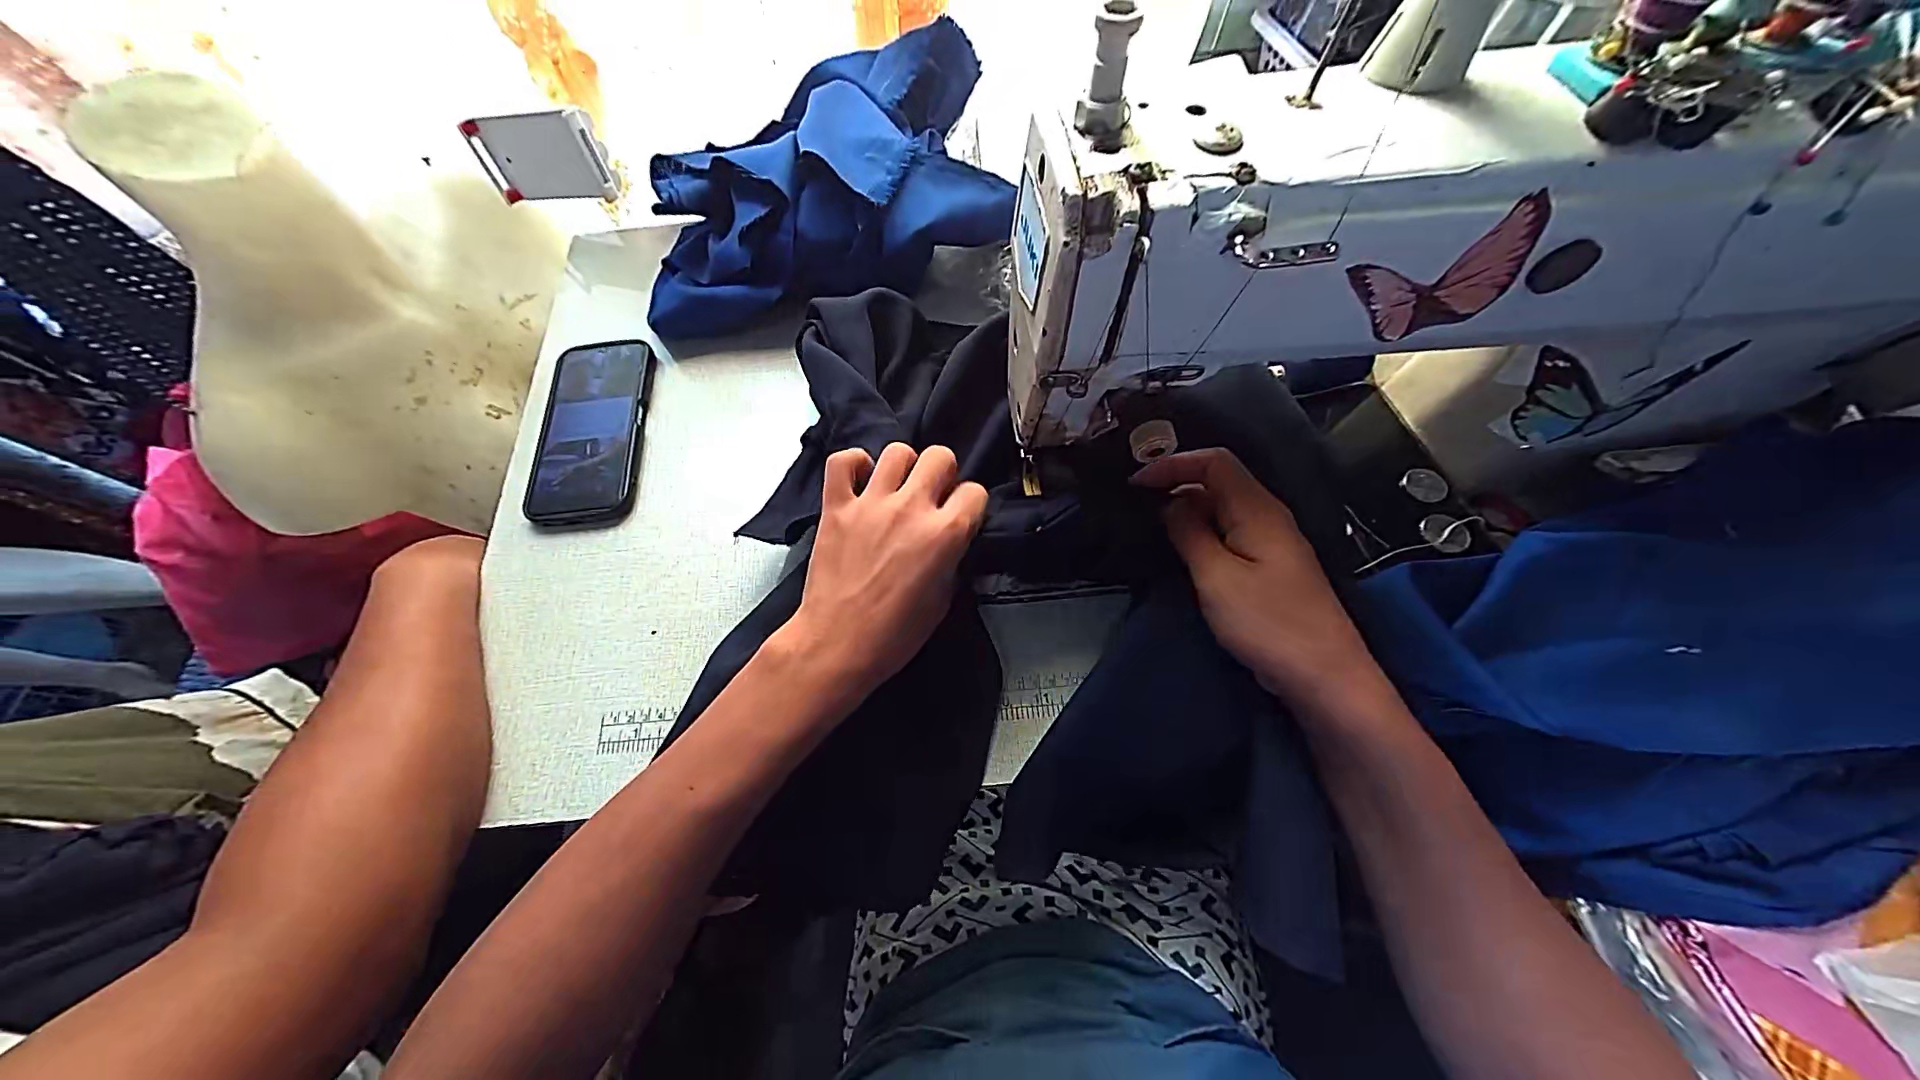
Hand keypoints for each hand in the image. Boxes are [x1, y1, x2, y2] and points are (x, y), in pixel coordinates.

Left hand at [778, 443, 988, 701]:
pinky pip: (843, 462)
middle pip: (940, 457)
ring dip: (904, 467)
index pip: (975, 492)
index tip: (961, 517)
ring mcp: (871, 504)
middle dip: (943, 474)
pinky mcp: (837, 507)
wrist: (838, 644)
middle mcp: (911, 509)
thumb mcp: (942, 600)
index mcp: (945, 534)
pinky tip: (861, 480)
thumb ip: (951, 560)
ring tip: (898, 488)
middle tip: (933, 497)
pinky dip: (853, 464)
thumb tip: (950, 541)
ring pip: (897, 451)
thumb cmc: (894, 635)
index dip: (971, 505)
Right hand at [1132, 448, 1376, 708]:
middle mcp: (1267, 516)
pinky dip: (1200, 532)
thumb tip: (1170, 503)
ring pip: (1222, 509)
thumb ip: (1189, 533)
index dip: (1172, 463)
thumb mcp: (1217, 577)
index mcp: (1258, 509)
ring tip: (1150, 525)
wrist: (1324, 675)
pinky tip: (1181, 549)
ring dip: (1186, 510)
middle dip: (1175, 483)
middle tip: (1136, 503)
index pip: (1214, 462)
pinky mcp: (1268, 566)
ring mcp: (1270, 542)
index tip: (1136, 484)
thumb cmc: (1268, 623)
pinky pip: (1229, 533)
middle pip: (1218, 481)